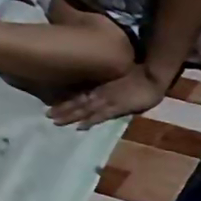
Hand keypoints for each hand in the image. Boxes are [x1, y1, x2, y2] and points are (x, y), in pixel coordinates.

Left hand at [48, 63, 174, 127]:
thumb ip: (108, 81)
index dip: (66, 99)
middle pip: (78, 101)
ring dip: (70, 115)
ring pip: (84, 108)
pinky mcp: (117, 107)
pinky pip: (100, 115)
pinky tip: (80, 127)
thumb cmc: (139, 73)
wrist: (152, 76)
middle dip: (63, 108)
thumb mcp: (118, 73)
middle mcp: (100, 91)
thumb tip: (99, 84)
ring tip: (55, 121)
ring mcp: (108, 99)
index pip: (79, 93)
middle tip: (48, 116)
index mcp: (101, 84)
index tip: (52, 105)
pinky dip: (89, 121)